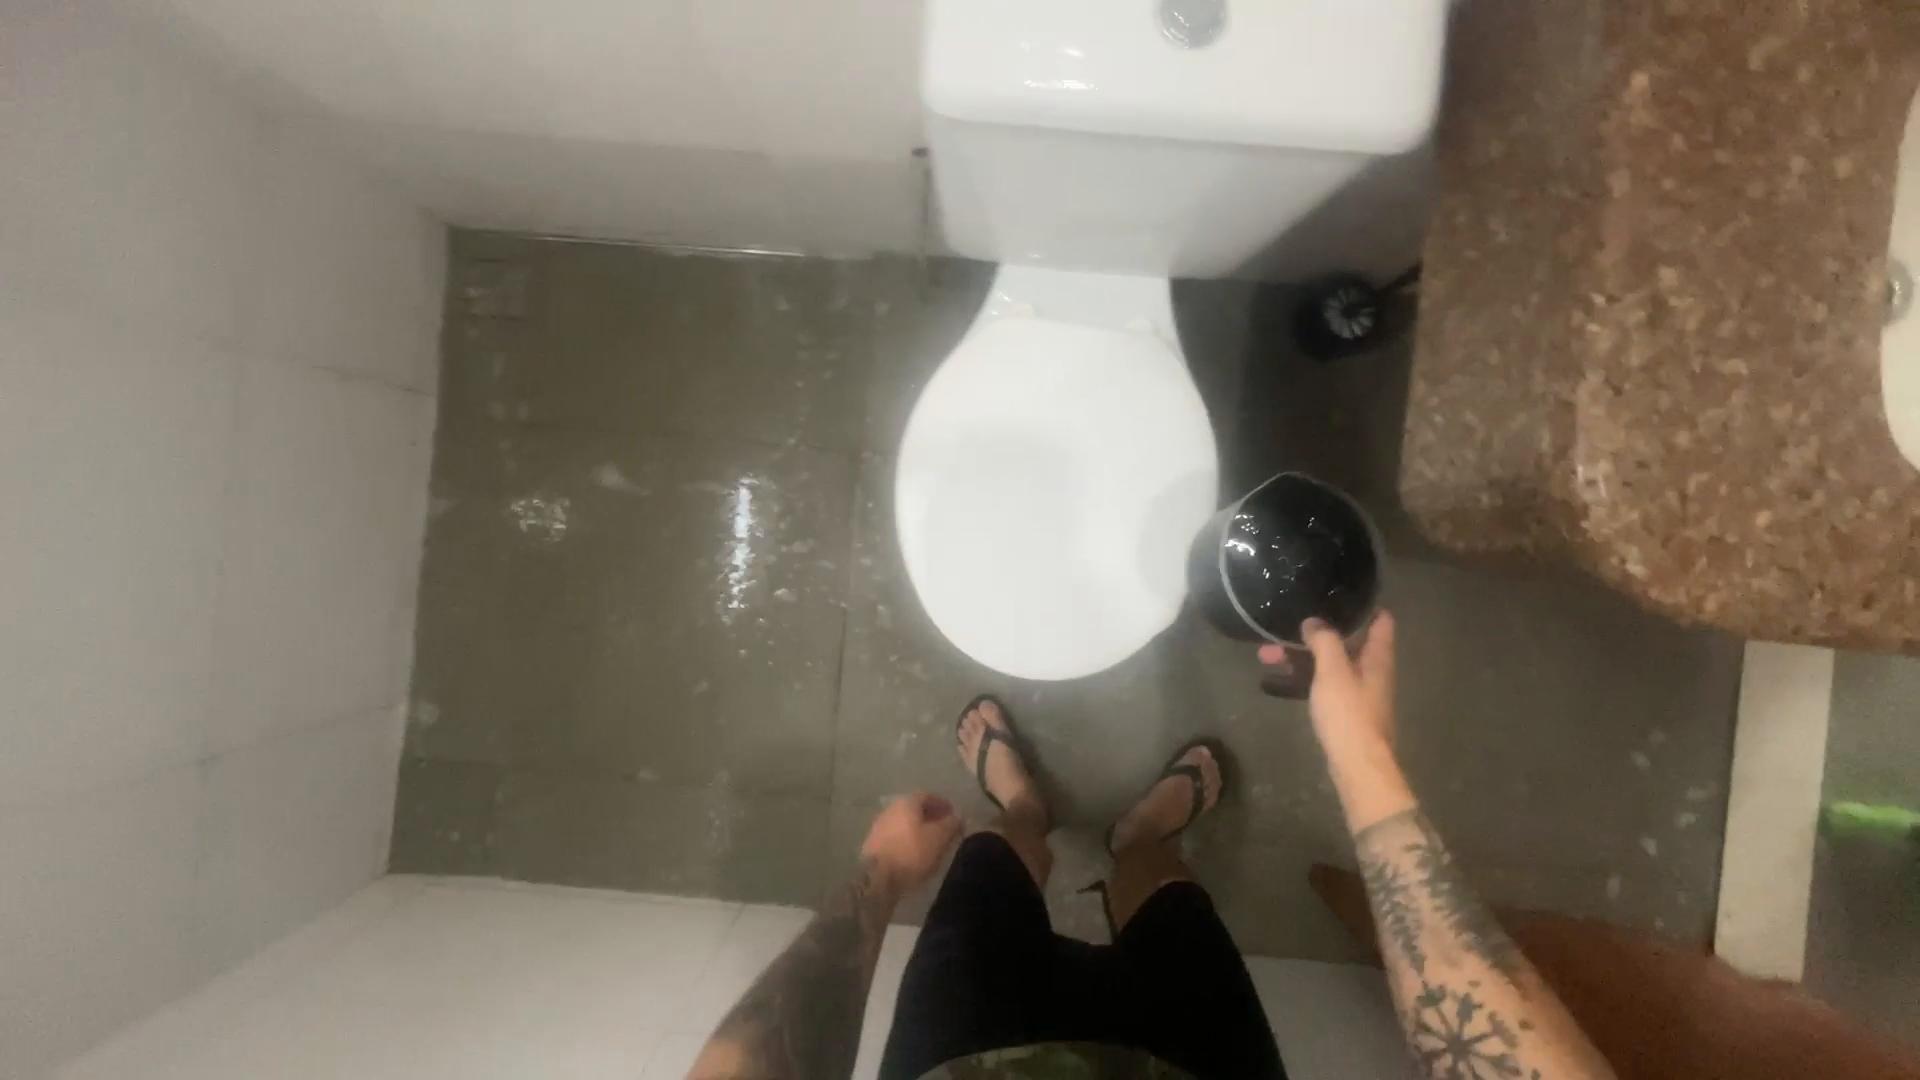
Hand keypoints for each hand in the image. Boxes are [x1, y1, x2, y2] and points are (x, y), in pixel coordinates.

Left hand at [860, 793, 962, 895]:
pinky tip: (915, 853)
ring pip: (904, 823)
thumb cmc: (912, 853)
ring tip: (932, 843)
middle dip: (931, 817)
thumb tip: (958, 816)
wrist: (877, 878)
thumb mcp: (938, 838)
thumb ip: (951, 824)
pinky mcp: (873, 844)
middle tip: (944, 829)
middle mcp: (891, 809)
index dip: (943, 804)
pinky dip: (908, 840)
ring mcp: (879, 826)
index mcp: (906, 802)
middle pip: (914, 809)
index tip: (954, 815)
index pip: (928, 795)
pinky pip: (896, 837)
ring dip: (919, 829)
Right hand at [1260, 610, 1397, 761]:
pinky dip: (1302, 678)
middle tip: (1285, 626)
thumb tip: (1314, 621)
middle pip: (1346, 643)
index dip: (1365, 605)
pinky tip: (1276, 680)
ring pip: (1328, 664)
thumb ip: (1325, 641)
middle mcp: (1371, 672)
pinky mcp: (1344, 711)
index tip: (1339, 594)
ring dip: (1301, 657)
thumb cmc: (1349, 713)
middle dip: (1315, 633)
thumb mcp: (1333, 671)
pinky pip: (1321, 684)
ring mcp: (1358, 693)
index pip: (1381, 621)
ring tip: (1266, 654)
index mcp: (1377, 658)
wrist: (1357, 765)